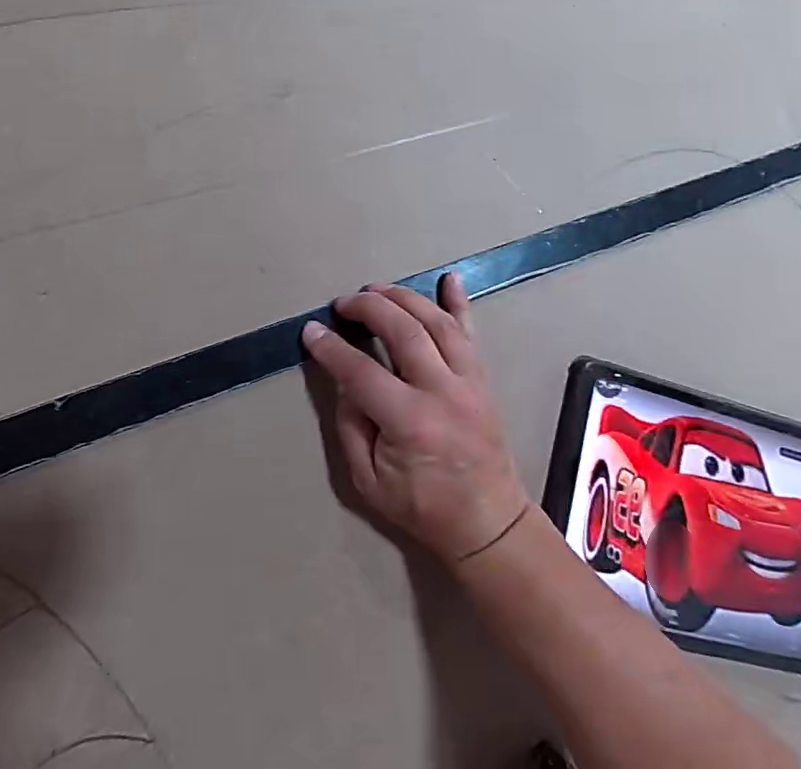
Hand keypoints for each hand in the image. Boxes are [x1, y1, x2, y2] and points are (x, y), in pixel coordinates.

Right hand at [302, 274, 531, 564]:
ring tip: (376, 290)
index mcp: (410, 421)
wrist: (489, 522)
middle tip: (343, 303)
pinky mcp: (482, 380)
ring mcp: (468, 381)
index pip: (361, 371)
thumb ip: (351, 426)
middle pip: (403, 331)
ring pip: (437, 323)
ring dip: (405, 298)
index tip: (312, 330)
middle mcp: (442, 392)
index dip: (331, 348)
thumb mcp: (368, 480)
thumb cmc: (423, 507)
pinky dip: (460, 303)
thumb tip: (347, 381)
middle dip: (369, 308)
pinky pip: (470, 333)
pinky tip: (450, 279)